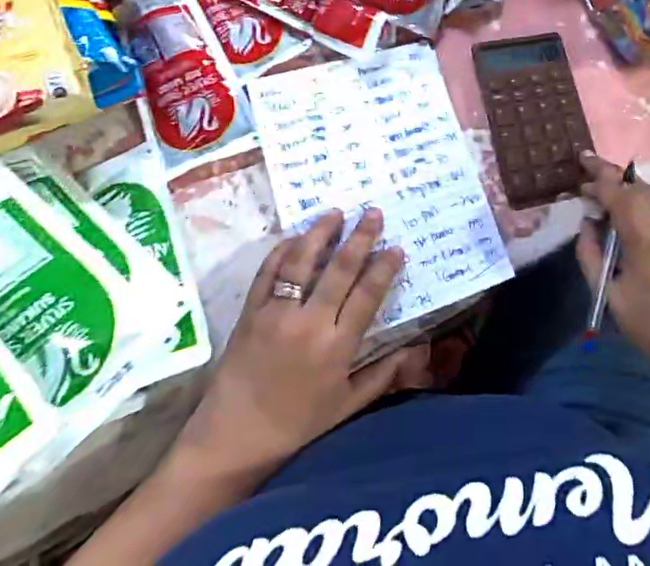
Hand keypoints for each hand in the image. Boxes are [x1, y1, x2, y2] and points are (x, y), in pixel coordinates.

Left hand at [177, 209, 421, 475]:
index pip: (367, 295)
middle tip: (373, 213)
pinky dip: (282, 251)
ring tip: (335, 213)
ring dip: (320, 233)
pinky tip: (295, 237)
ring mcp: (276, 314)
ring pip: (301, 262)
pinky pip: (268, 272)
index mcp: (337, 347)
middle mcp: (309, 323)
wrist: (234, 438)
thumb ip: (382, 375)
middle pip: (339, 270)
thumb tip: (415, 349)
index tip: (396, 247)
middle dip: (360, 238)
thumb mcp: (346, 406)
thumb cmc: (296, 425)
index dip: (384, 268)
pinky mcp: (250, 312)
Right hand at [576, 153, 649, 362]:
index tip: (581, 166)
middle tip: (588, 165)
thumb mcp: (605, 290)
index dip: (598, 178)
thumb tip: (586, 224)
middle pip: (636, 187)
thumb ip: (589, 252)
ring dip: (628, 184)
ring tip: (606, 183)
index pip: (618, 195)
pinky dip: (642, 196)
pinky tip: (630, 204)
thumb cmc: (643, 321)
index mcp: (642, 238)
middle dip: (612, 173)